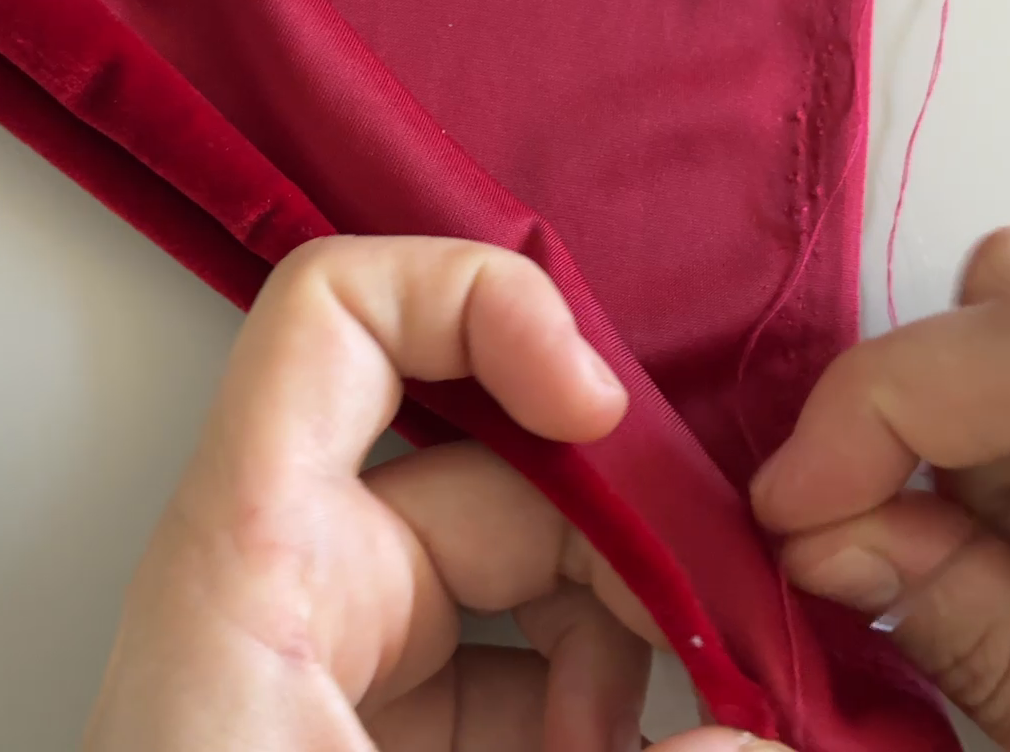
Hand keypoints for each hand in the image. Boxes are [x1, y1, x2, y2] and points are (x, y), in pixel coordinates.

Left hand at [86, 237, 783, 751]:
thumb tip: (760, 745)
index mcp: (249, 557)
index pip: (334, 312)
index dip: (473, 301)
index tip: (592, 403)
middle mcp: (292, 566)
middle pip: (480, 444)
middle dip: (617, 505)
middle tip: (724, 605)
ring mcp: (342, 631)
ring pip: (518, 545)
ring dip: (623, 617)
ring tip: (702, 714)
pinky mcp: (383, 701)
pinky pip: (513, 641)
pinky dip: (593, 684)